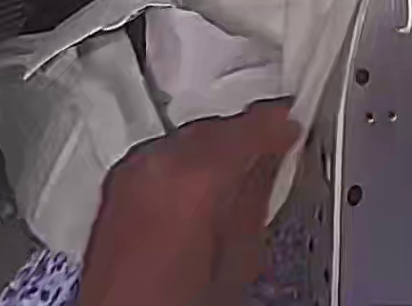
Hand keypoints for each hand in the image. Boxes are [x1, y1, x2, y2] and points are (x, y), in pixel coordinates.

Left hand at [77, 101, 299, 305]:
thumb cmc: (173, 305)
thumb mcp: (239, 258)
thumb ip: (259, 192)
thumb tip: (271, 158)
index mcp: (198, 178)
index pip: (252, 126)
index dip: (280, 123)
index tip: (291, 127)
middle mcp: (161, 164)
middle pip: (221, 127)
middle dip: (248, 136)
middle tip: (273, 150)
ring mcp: (135, 172)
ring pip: (195, 135)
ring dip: (219, 146)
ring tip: (238, 171)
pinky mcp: (119, 183)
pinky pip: (168, 152)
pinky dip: (190, 159)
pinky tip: (203, 182)